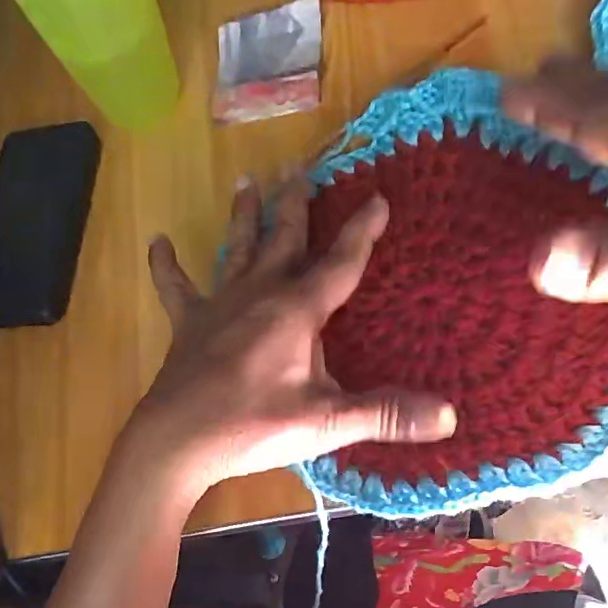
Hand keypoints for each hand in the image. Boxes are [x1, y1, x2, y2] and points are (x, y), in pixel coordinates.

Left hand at [127, 180, 456, 493]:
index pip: (340, 262)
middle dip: (296, 205)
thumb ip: (384, 414)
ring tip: (246, 181)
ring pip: (236, 250)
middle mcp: (258, 295)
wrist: (178, 439)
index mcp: (296, 311)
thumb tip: (450, 417)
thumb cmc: (252, 427)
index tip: (378, 197)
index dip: (362, 231)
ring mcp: (218, 307)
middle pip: (283, 240)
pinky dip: (166, 266)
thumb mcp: (325, 423)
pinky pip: (175, 289)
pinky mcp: (187, 327)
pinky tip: (157, 241)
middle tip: (300, 168)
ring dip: (244, 217)